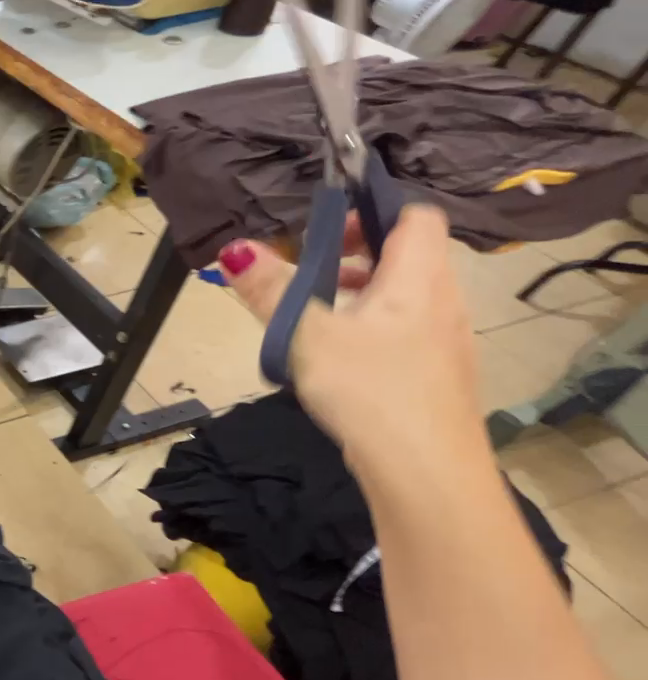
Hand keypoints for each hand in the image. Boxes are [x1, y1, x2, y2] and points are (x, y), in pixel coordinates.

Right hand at [219, 204, 481, 468]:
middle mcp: (443, 299)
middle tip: (304, 276)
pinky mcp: (436, 372)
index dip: (369, 213)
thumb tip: (234, 248)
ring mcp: (445, 338)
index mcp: (418, 278)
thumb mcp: (304, 334)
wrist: (423, 466)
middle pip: (407, 255)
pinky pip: (404, 329)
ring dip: (358, 294)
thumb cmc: (367, 387)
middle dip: (353, 256)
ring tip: (312, 320)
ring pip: (403, 295)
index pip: (415, 217)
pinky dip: (370, 326)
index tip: (320, 235)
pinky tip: (337, 361)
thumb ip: (269, 290)